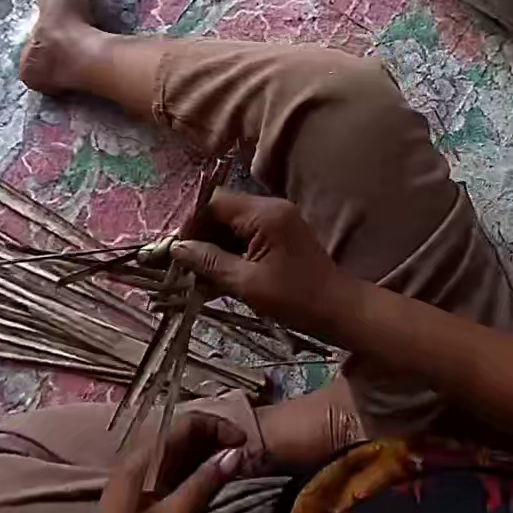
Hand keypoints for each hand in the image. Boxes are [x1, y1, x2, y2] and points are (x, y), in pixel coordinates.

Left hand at [53, 413, 247, 512]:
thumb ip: (203, 485)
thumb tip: (237, 453)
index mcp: (143, 460)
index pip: (186, 423)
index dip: (218, 426)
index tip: (245, 443)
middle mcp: (142, 463)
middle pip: (184, 435)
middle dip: (216, 438)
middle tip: (244, 456)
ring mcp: (142, 481)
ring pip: (182, 454)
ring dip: (209, 454)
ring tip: (235, 468)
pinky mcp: (145, 499)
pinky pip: (176, 473)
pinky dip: (198, 472)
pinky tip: (213, 484)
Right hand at [170, 189, 364, 334]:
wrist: (339, 309)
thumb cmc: (295, 298)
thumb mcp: (246, 283)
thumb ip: (210, 262)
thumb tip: (177, 248)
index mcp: (264, 214)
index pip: (214, 203)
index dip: (190, 224)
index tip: (173, 249)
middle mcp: (271, 208)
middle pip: (222, 211)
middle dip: (199, 235)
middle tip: (180, 264)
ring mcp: (277, 220)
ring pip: (232, 225)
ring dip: (212, 246)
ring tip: (194, 274)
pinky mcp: (279, 235)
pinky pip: (246, 236)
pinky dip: (229, 252)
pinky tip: (213, 275)